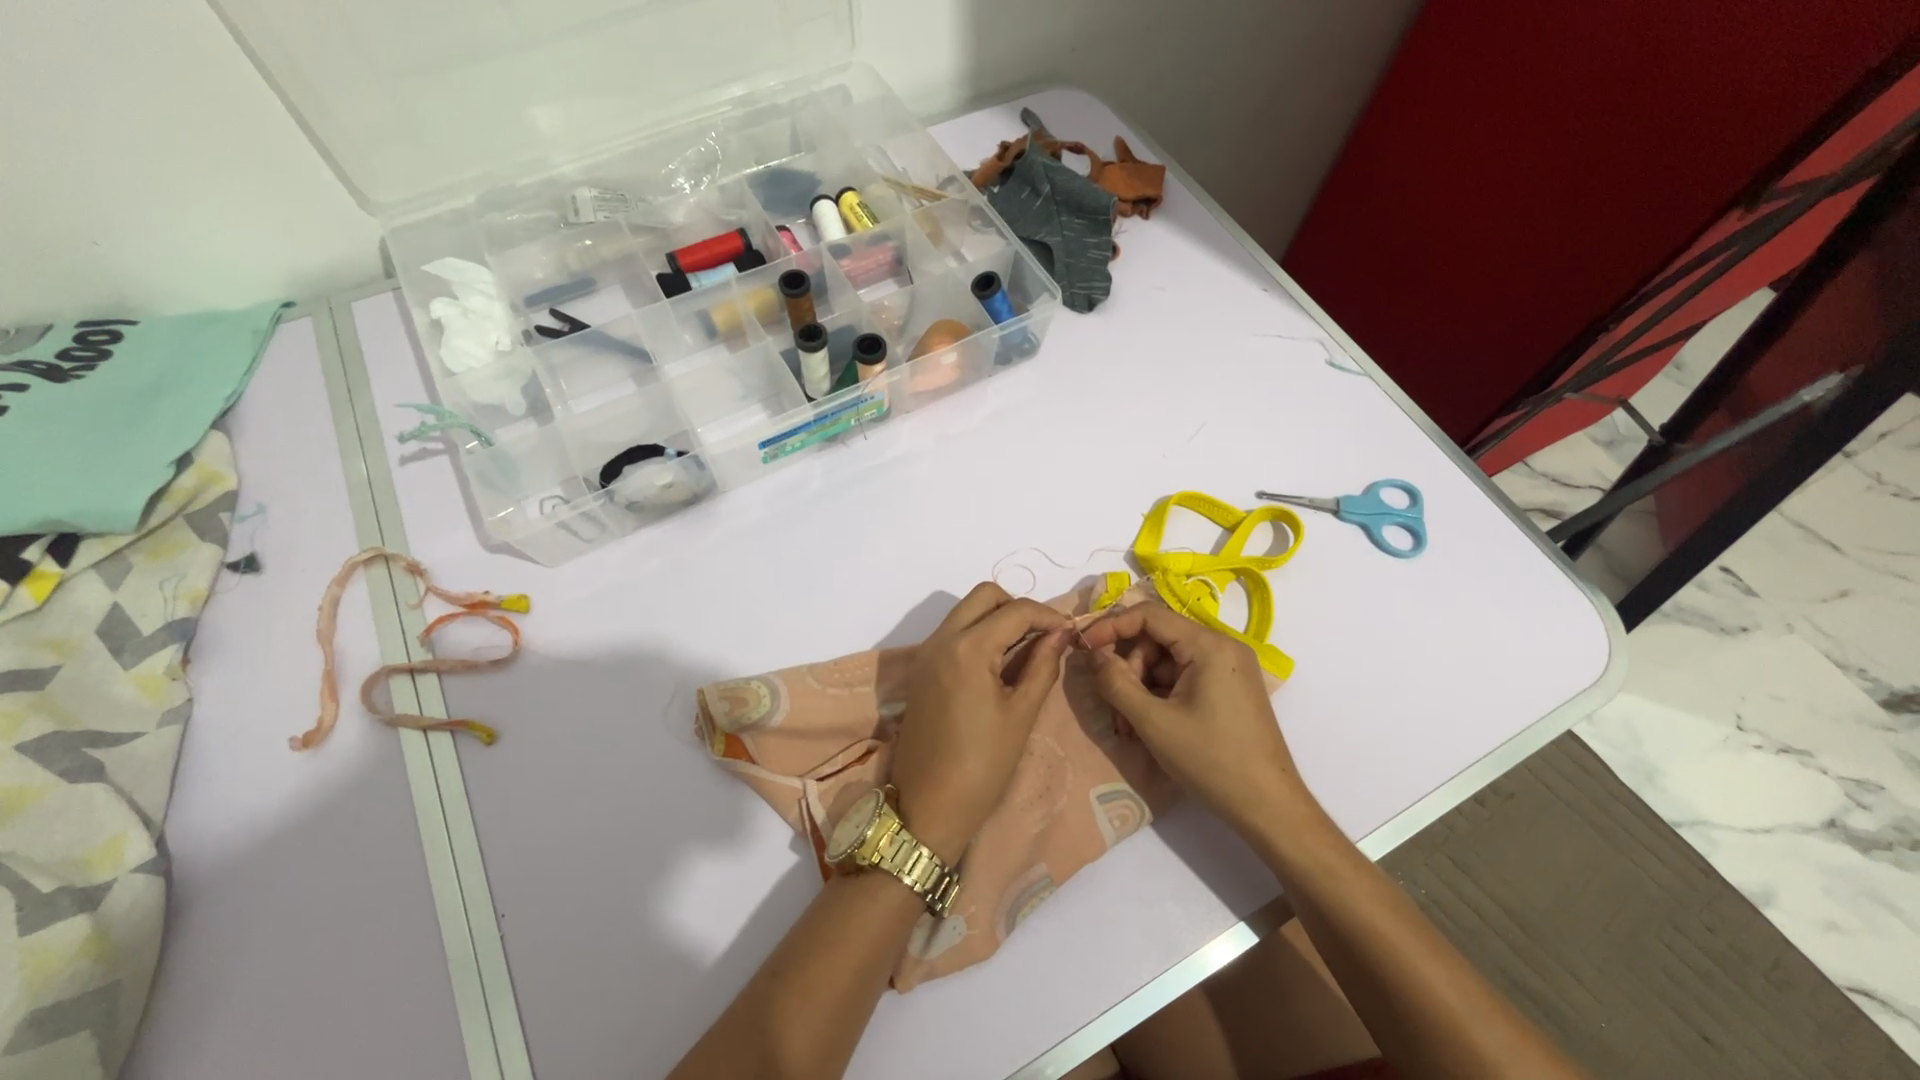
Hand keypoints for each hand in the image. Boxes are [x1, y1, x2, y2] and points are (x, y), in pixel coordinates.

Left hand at [893, 583, 1072, 863]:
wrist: (929, 805)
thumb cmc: (983, 765)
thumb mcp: (1021, 714)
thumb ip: (1042, 665)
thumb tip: (1060, 633)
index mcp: (968, 648)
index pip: (1015, 610)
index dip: (1048, 616)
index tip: (1070, 633)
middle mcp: (941, 640)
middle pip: (984, 596)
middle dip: (1017, 607)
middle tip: (1044, 636)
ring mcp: (926, 653)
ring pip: (965, 611)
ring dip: (996, 618)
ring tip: (1026, 650)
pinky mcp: (921, 670)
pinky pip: (952, 633)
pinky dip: (977, 634)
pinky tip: (999, 663)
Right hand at [1080, 603, 1314, 838]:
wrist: (1267, 805)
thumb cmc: (1210, 760)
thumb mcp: (1153, 722)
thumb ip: (1116, 682)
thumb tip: (1093, 654)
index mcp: (1209, 645)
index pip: (1150, 615)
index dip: (1112, 626)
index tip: (1084, 648)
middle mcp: (1223, 648)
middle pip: (1158, 640)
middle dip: (1130, 667)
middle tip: (1115, 705)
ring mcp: (1229, 669)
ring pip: (1169, 662)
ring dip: (1142, 687)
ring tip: (1130, 725)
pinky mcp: (1230, 690)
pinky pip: (1185, 679)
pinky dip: (1162, 697)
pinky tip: (1150, 727)